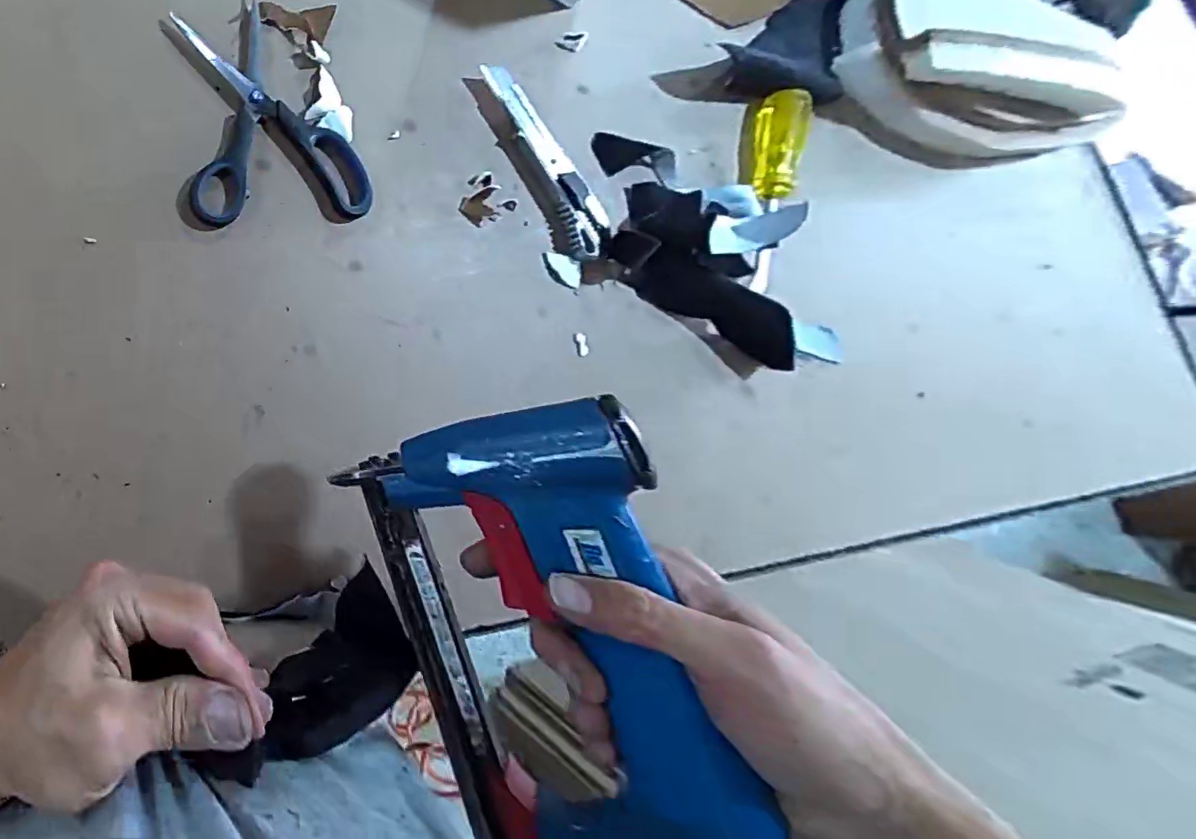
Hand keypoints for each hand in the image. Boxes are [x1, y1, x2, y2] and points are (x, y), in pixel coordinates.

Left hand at [0, 561, 271, 837]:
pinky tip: (209, 694)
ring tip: (240, 711)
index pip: (193, 618)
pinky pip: (167, 637)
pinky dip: (190, 668)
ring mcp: (115, 601)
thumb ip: (181, 714)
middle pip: (193, 615)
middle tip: (251, 718)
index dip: (229, 665)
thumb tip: (246, 716)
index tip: (256, 716)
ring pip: (185, 625)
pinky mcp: (114, 625)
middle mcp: (118, 583)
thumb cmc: (36, 738)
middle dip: (223, 665)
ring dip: (211, 668)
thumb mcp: (110, 732)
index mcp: (113, 594)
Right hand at [462, 543, 1015, 838]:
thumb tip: (556, 582)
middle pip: (569, 608)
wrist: (872, 823)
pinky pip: (598, 709)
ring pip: (578, 661)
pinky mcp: (653, 715)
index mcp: (670, 583)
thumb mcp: (727, 659)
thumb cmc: (812, 722)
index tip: (483, 562)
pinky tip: (616, 756)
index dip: (532, 546)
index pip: (586, 545)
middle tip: (586, 687)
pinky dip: (595, 732)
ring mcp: (652, 668)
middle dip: (563, 648)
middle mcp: (652, 616)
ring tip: (609, 736)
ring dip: (580, 699)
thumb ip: (642, 616)